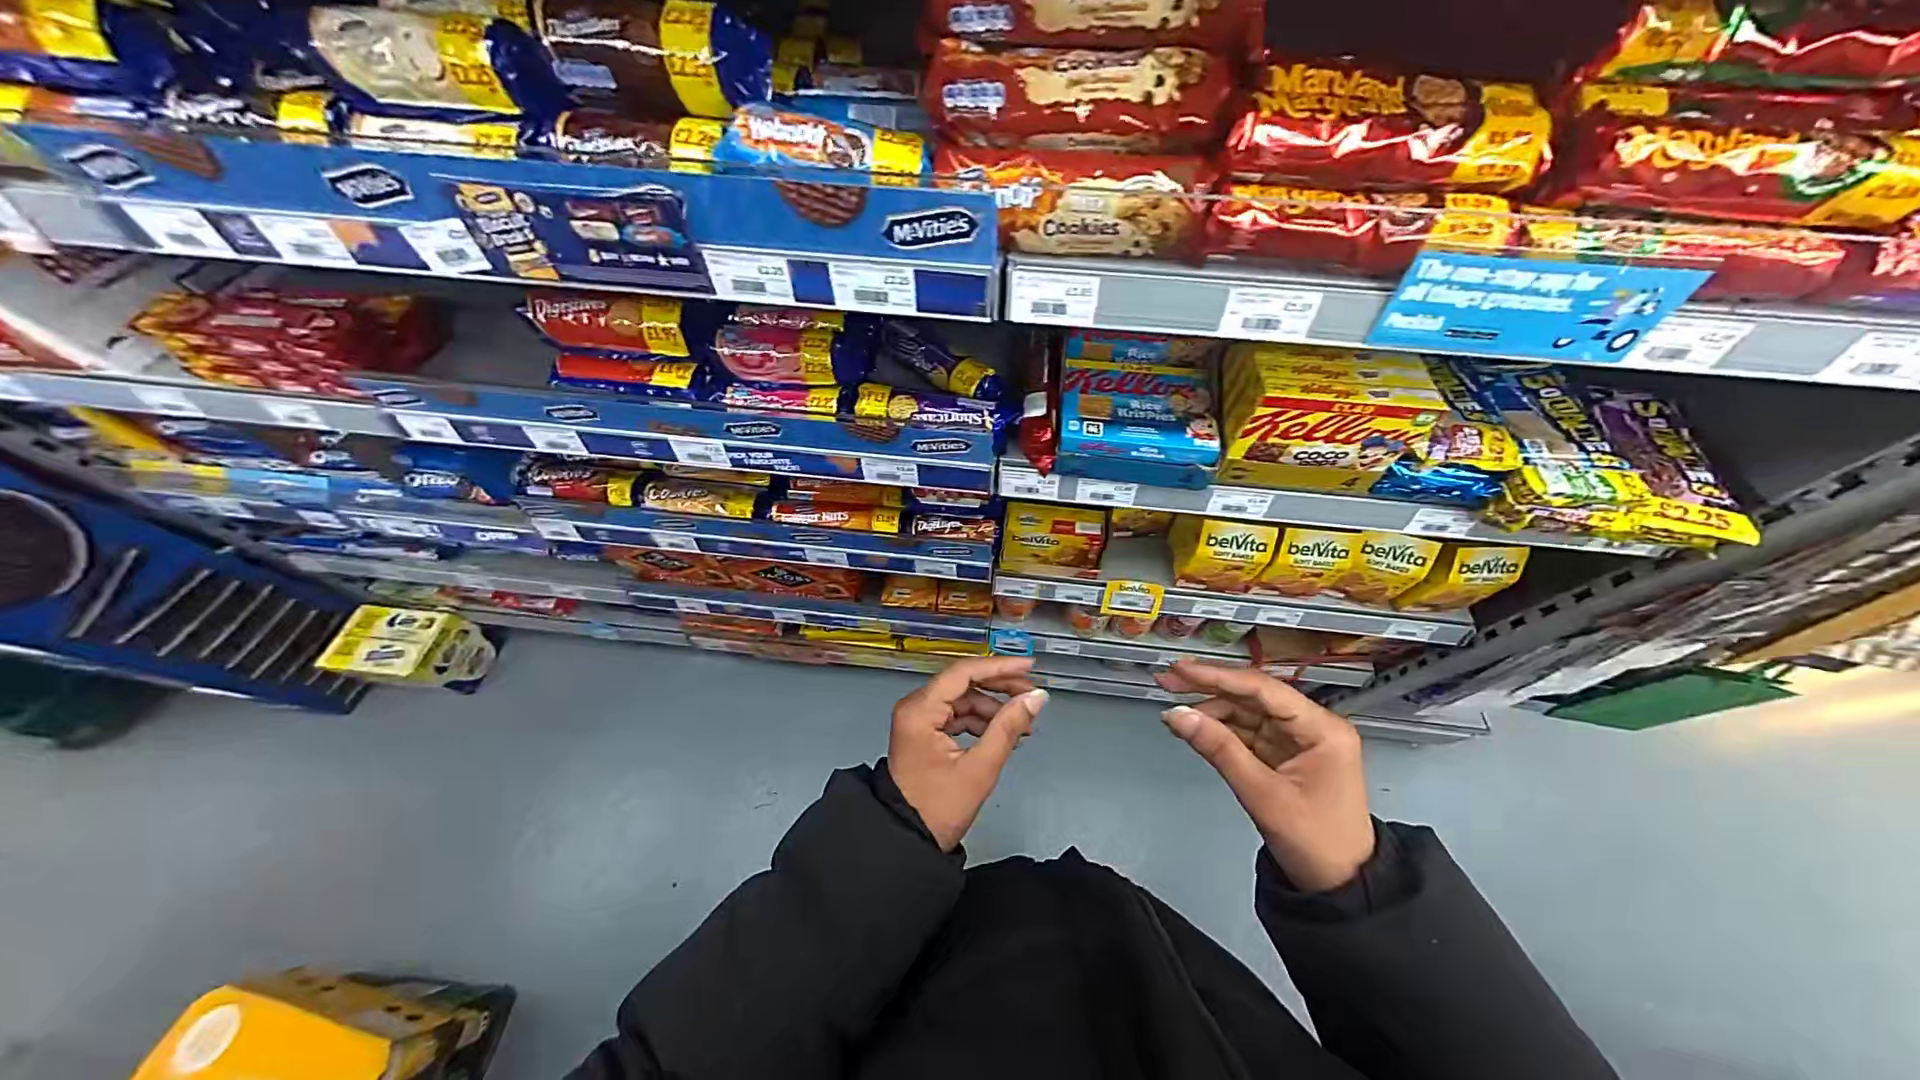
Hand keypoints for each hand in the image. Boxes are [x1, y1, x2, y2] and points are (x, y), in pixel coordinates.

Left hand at [889, 656, 1048, 851]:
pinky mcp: (924, 732)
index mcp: (920, 710)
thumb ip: (1008, 728)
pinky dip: (980, 720)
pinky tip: (1002, 732)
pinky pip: (956, 715)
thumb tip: (1035, 698)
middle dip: (999, 687)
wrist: (906, 839)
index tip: (1028, 667)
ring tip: (1022, 722)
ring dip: (993, 707)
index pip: (963, 672)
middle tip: (1030, 695)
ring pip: (962, 699)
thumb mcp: (980, 768)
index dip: (999, 667)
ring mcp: (918, 719)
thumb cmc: (936, 809)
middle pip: (963, 682)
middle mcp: (915, 708)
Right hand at [1154, 659, 1373, 891]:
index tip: (1184, 669)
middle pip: (1252, 695)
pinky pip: (1245, 731)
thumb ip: (1219, 750)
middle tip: (1170, 679)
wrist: (1340, 885)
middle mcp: (1313, 727)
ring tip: (1176, 711)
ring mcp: (1297, 740)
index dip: (1218, 676)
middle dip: (1209, 687)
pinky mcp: (1283, 753)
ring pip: (1246, 712)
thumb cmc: (1320, 844)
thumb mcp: (1263, 795)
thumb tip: (1180, 716)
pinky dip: (1218, 729)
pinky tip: (1195, 726)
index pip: (1262, 689)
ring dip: (1210, 709)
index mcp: (1323, 730)